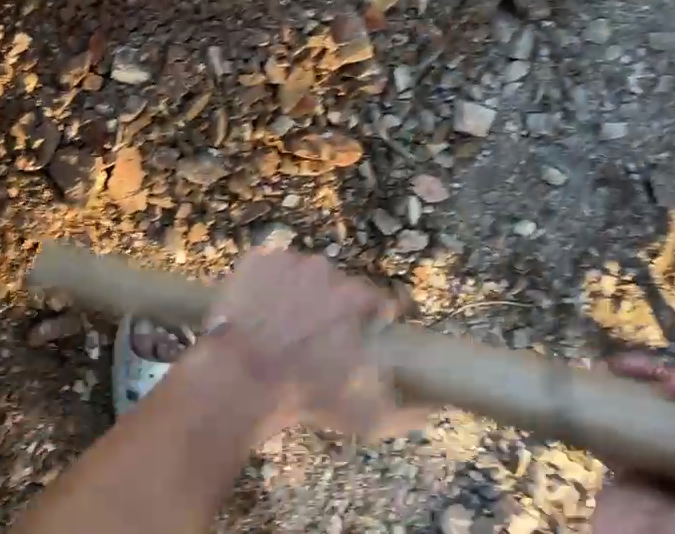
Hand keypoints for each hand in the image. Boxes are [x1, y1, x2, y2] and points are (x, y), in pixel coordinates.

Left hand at [196, 250, 414, 440]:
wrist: (242, 374)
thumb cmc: (306, 394)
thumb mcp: (366, 414)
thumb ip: (406, 411)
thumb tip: (432, 408)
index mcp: (356, 298)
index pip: (380, 301)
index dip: (377, 319)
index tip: (369, 334)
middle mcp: (325, 270)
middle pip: (339, 285)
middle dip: (335, 306)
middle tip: (320, 335)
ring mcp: (287, 261)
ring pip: (304, 273)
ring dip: (302, 291)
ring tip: (287, 321)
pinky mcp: (255, 260)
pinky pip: (270, 266)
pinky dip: (270, 281)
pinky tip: (263, 306)